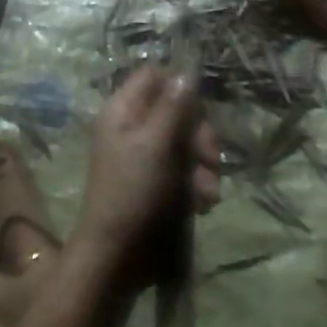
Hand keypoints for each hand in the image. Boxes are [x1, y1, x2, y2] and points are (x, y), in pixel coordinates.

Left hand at [74, 67, 222, 284]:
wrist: (116, 255)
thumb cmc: (133, 191)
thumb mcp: (156, 143)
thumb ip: (174, 106)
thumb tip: (187, 71)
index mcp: (123, 109)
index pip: (154, 76)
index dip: (180, 88)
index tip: (200, 111)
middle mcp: (132, 126)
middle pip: (176, 110)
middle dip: (198, 136)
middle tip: (210, 159)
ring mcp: (143, 155)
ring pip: (184, 144)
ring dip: (202, 166)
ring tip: (207, 193)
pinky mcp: (155, 182)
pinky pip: (183, 171)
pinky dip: (195, 184)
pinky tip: (202, 205)